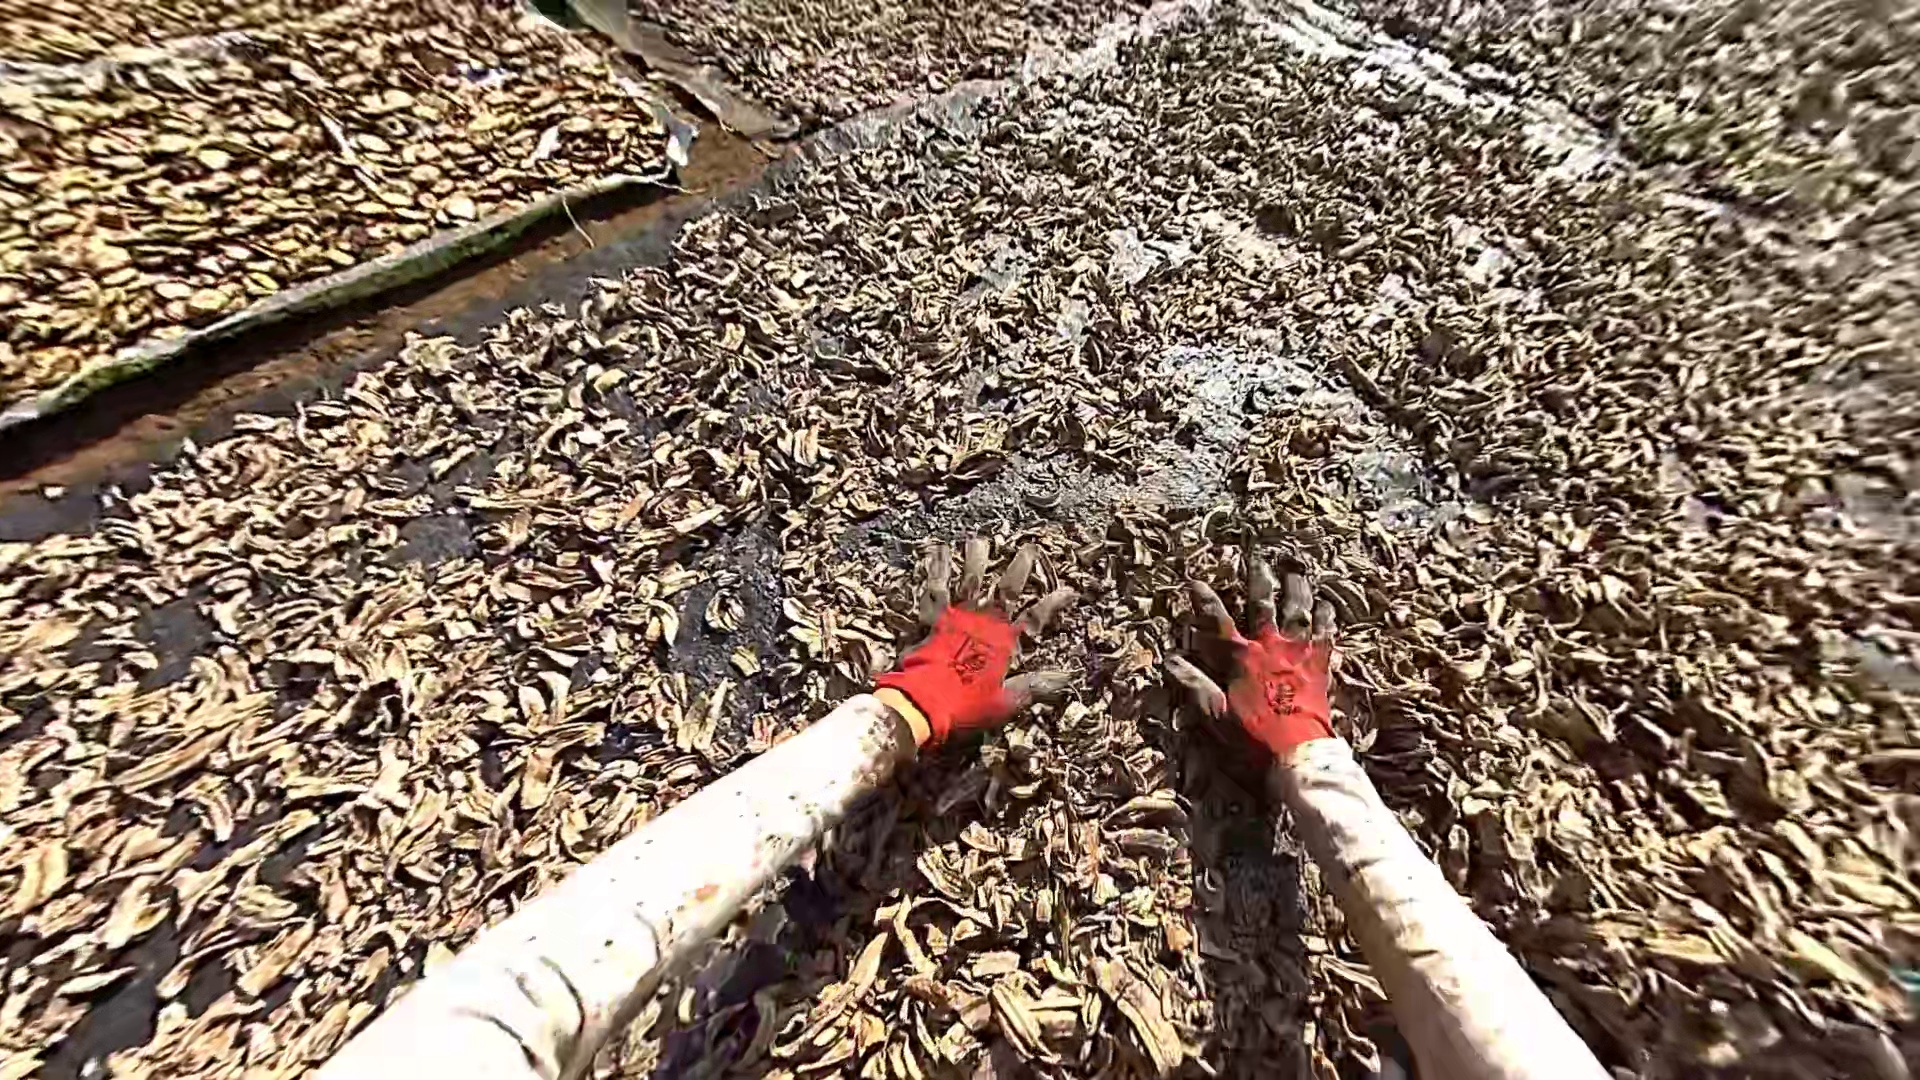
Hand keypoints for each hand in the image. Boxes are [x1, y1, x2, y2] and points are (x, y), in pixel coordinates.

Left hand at [875, 539, 1078, 745]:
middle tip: (1030, 549)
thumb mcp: (1005, 701)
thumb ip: (1034, 686)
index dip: (1054, 603)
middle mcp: (983, 622)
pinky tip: (939, 549)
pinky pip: (936, 587)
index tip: (1070, 590)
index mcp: (1004, 642)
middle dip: (1020, 568)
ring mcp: (958, 616)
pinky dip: (938, 568)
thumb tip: (1067, 678)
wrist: (923, 703)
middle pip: (1006, 589)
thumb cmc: (965, 705)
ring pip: (971, 580)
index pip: (1036, 617)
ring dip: (977, 559)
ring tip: (980, 541)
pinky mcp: (933, 617)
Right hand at [1165, 556, 1338, 758]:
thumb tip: (1169, 659)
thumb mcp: (1215, 711)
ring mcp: (1297, 653)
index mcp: (1241, 656)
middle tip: (1258, 557)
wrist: (1299, 753)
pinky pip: (1325, 633)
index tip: (1194, 581)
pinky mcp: (1319, 665)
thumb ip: (1194, 682)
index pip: (1217, 620)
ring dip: (1295, 588)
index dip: (1204, 599)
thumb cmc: (1252, 733)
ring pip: (1297, 611)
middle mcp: (1269, 646)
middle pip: (1263, 604)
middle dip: (1258, 579)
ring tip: (1295, 568)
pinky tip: (1326, 602)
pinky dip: (1326, 616)